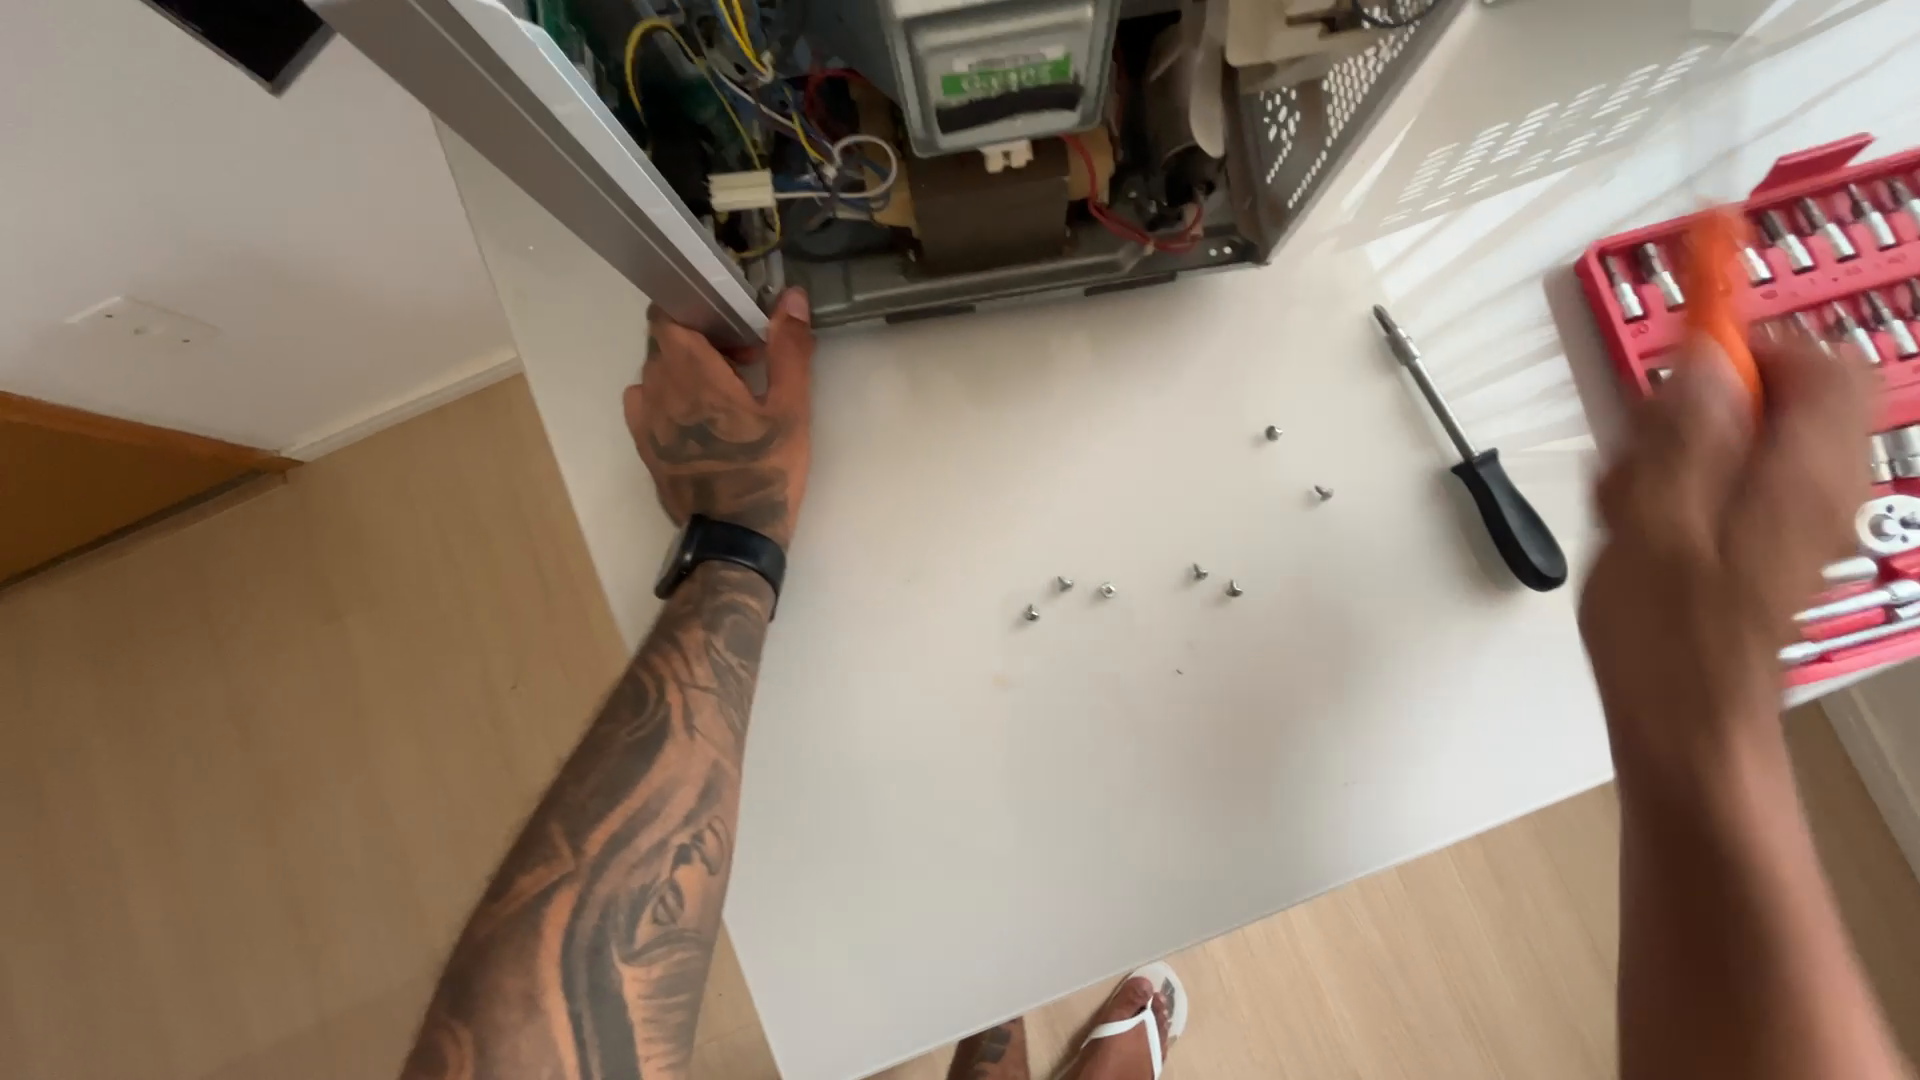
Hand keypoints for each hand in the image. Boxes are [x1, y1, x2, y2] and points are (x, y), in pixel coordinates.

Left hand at [623, 288, 813, 548]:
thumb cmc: (766, 469)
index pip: (668, 313)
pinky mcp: (645, 446)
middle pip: (666, 343)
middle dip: (703, 344)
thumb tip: (793, 298)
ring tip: (725, 399)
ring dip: (687, 374)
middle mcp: (656, 388)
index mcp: (690, 371)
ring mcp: (645, 419)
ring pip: (657, 375)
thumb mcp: (790, 409)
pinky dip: (671, 401)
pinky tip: (700, 423)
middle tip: (745, 367)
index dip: (702, 314)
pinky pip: (648, 406)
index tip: (736, 334)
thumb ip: (789, 350)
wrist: (735, 536)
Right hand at [1578, 340, 1869, 790]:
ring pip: (1731, 440)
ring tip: (1623, 501)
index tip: (1678, 358)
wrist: (1681, 711)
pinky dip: (1668, 485)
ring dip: (1665, 452)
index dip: (1750, 344)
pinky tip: (1631, 523)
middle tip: (1633, 454)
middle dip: (1686, 411)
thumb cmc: (1665, 626)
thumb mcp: (1656, 523)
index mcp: (1800, 477)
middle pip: (1768, 401)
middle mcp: (1814, 487)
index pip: (1819, 365)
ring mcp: (1788, 515)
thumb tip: (1702, 362)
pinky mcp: (1755, 538)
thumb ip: (1684, 437)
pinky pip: (1716, 480)